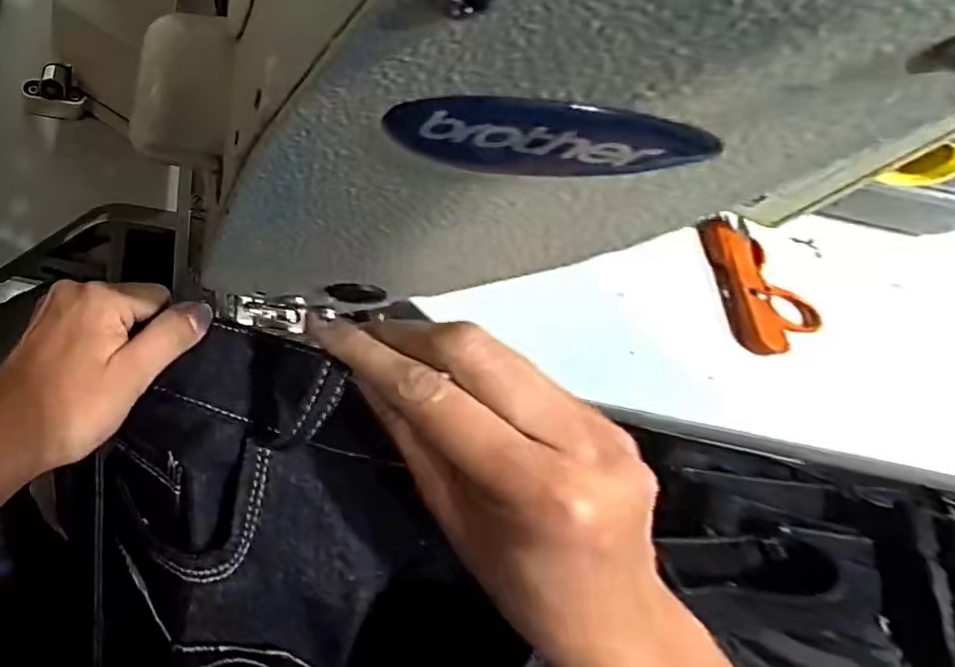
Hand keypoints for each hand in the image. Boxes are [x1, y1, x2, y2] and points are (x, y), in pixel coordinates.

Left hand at [0, 281, 210, 480]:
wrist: (5, 434)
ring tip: (97, 383)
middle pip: (130, 305)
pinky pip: (82, 325)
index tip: (146, 367)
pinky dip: (88, 345)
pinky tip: (79, 377)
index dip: (161, 334)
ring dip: (111, 343)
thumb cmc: (72, 408)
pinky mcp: (40, 324)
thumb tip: (201, 310)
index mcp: (99, 295)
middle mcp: (75, 289)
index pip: (157, 298)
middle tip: (121, 381)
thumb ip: (169, 337)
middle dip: (134, 338)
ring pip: (106, 317)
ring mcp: (53, 305)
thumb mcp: (131, 376)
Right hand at [310, 318, 728, 666]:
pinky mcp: (603, 413)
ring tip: (390, 342)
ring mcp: (599, 423)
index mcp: (538, 486)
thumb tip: (361, 372)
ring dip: (432, 337)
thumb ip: (407, 433)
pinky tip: (442, 365)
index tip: (331, 332)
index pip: (435, 395)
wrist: (623, 623)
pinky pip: (518, 364)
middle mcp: (579, 442)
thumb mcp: (449, 513)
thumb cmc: (523, 584)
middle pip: (471, 350)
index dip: (373, 356)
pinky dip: (469, 357)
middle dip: (404, 333)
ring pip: (495, 346)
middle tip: (359, 332)